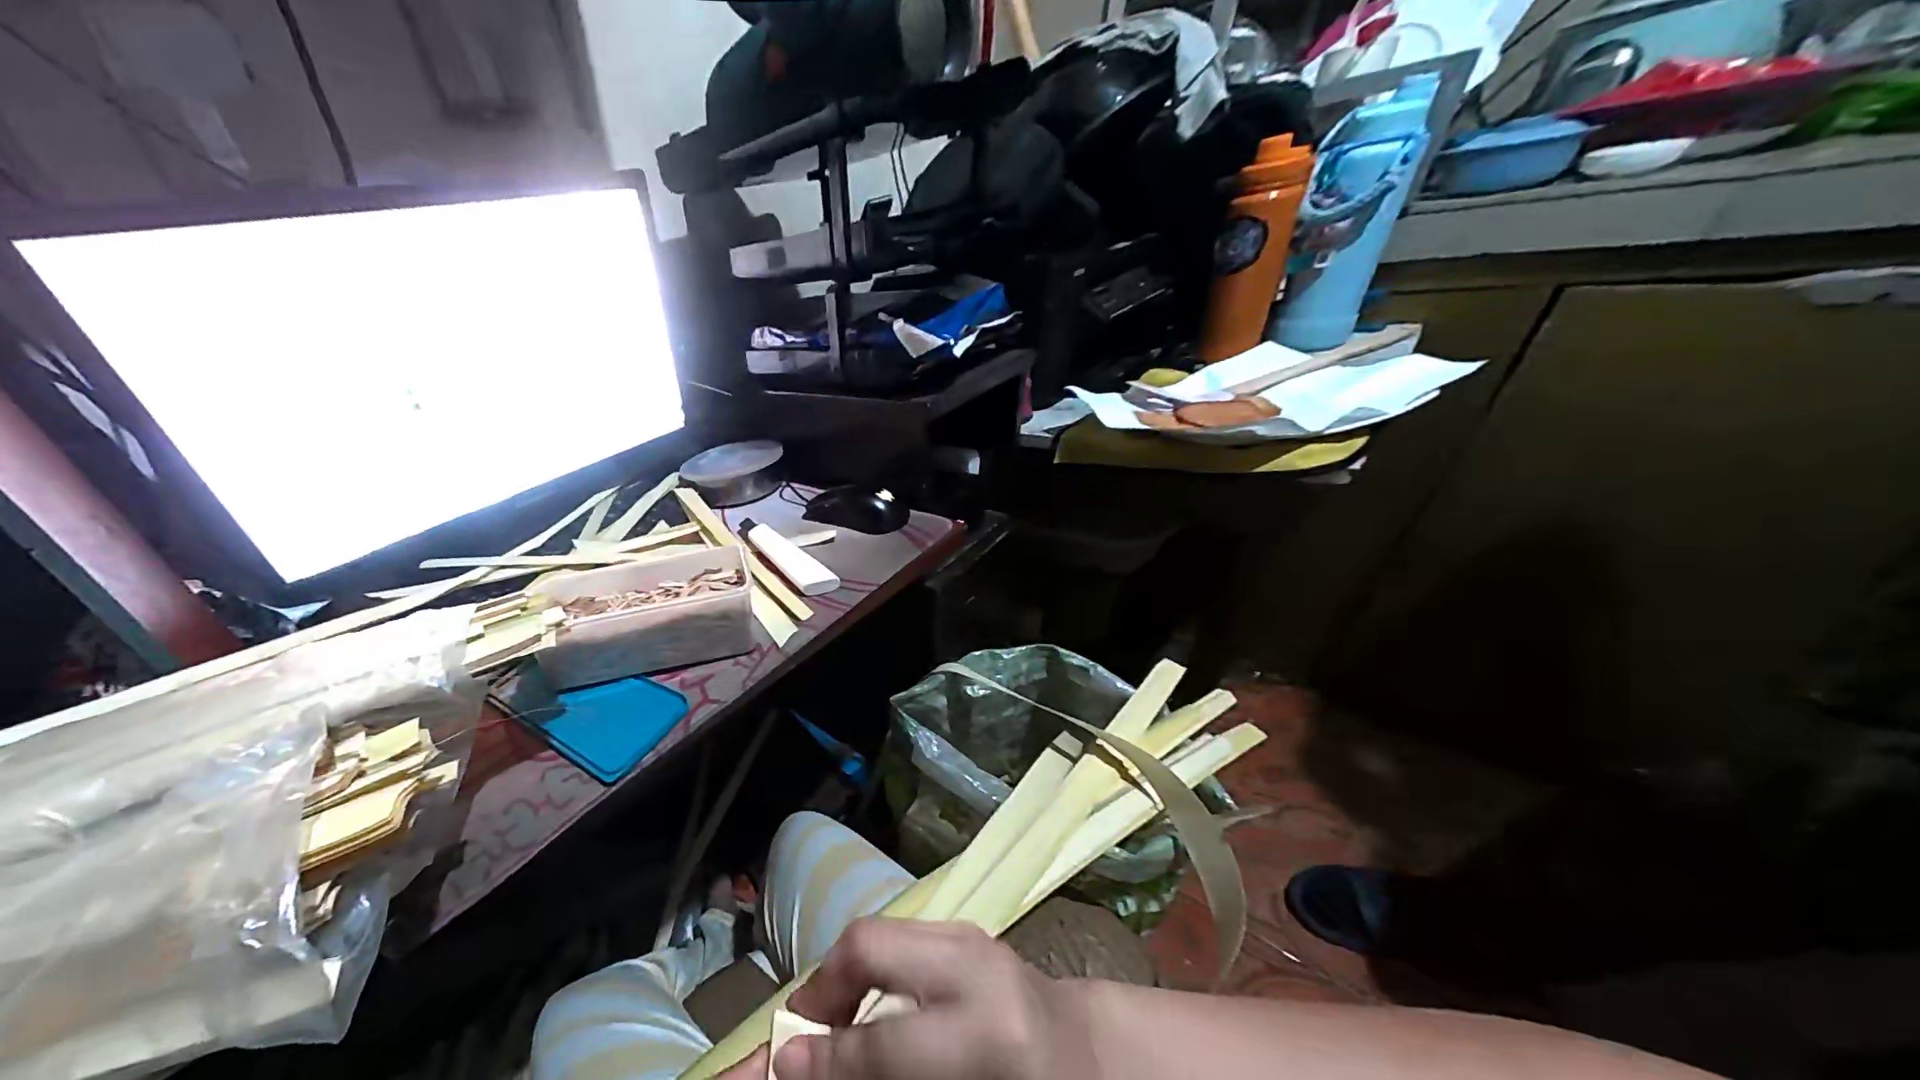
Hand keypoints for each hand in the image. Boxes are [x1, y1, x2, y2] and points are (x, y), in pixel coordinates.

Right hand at [772, 918, 1096, 1079]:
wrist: (1078, 1049)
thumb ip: (881, 1067)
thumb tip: (808, 1064)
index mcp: (986, 1033)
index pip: (882, 1042)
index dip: (825, 1057)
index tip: (785, 1066)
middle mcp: (976, 967)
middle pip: (869, 947)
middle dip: (822, 986)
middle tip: (802, 1031)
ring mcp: (970, 936)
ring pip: (878, 930)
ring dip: (840, 972)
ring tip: (828, 1017)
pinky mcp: (963, 927)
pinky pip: (896, 934)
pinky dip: (866, 963)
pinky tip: (862, 999)